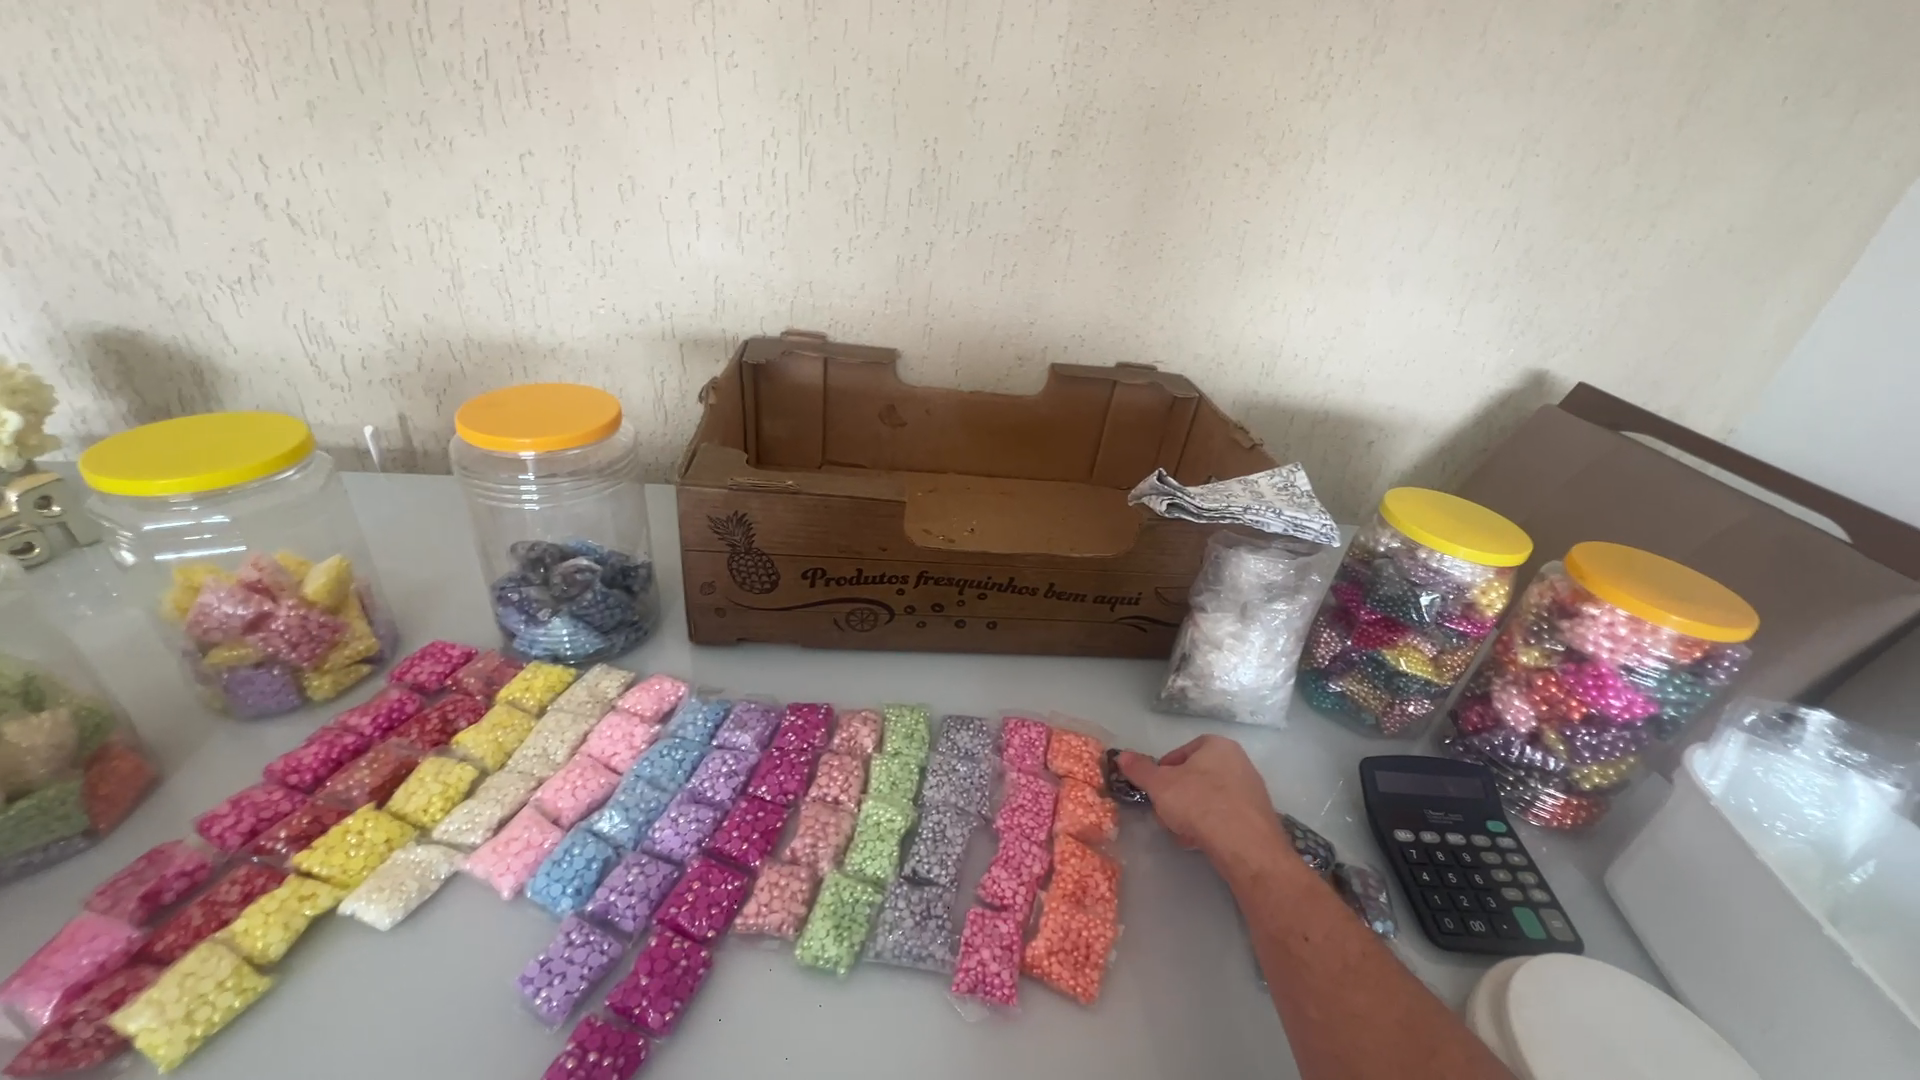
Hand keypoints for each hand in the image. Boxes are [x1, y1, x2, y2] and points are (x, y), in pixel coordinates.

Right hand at [1118, 735, 1285, 866]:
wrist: (1244, 845)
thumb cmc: (1199, 803)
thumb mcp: (1159, 785)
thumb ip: (1139, 769)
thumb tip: (1121, 756)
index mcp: (1218, 746)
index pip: (1183, 751)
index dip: (1164, 770)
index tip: (1155, 788)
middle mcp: (1239, 762)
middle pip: (1197, 776)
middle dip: (1177, 795)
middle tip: (1165, 812)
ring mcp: (1252, 791)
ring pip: (1210, 798)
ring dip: (1191, 813)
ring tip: (1180, 832)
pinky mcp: (1257, 818)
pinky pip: (1225, 817)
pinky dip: (1210, 826)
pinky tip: (1199, 842)